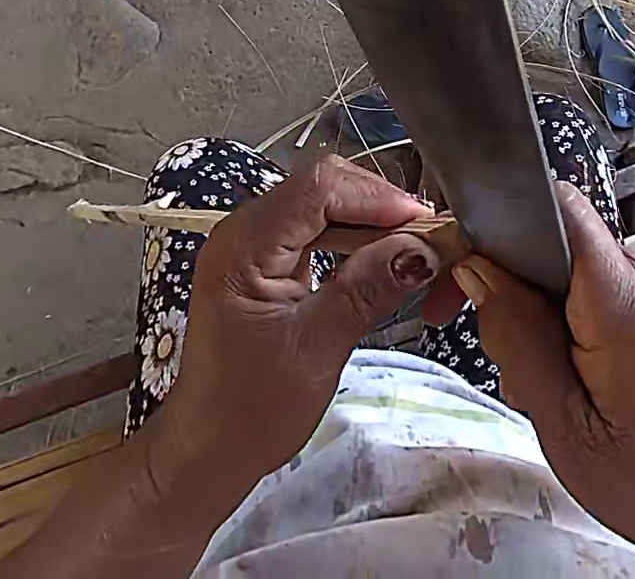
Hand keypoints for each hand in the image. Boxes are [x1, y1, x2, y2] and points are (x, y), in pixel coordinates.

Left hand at [157, 154, 440, 486]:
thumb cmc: (251, 410)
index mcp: (244, 246)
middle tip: (426, 235)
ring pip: (324, 201)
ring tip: (413, 243)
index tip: (424, 223)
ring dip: (371, 217)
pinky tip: (381, 253)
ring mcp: (254, 240)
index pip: (317, 189)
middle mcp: (244, 229)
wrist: (208, 449)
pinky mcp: (267, 255)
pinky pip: (319, 225)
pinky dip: (356, 234)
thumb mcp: (316, 350)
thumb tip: (422, 249)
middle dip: (378, 203)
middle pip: (322, 185)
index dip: (376, 197)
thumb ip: (367, 290)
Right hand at [455, 183, 634, 578]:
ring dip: (523, 303)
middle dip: (498, 274)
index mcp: (621, 299)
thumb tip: (476, 271)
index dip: (499, 213)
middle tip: (473, 331)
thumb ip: (518, 340)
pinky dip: (549, 315)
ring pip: (555, 263)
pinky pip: (576, 284)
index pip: (557, 205)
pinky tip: (551, 368)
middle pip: (545, 235)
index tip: (458, 261)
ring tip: (526, 373)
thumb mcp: (568, 427)